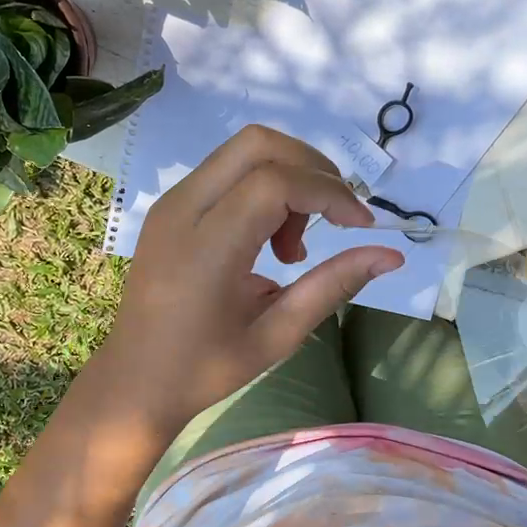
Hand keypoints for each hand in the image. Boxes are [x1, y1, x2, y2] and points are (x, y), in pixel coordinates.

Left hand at [104, 125, 403, 428]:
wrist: (134, 382)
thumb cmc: (206, 368)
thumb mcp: (279, 335)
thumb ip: (333, 285)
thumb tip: (391, 255)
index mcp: (206, 249)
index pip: (275, 182)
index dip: (328, 193)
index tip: (360, 226)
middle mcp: (183, 210)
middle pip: (259, 144)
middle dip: (313, 168)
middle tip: (335, 218)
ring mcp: (172, 202)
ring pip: (245, 149)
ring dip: (290, 177)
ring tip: (295, 243)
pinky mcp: (172, 205)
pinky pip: (229, 168)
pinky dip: (267, 185)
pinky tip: (272, 239)